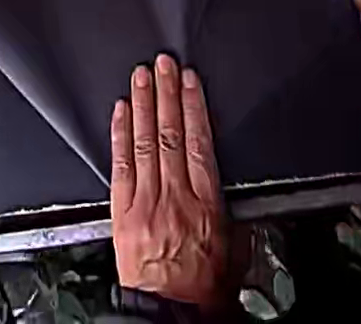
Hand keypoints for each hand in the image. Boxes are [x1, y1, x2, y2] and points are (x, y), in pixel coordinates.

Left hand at [111, 55, 228, 308]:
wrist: (169, 321)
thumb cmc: (203, 291)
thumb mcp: (235, 248)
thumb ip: (233, 210)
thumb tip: (240, 189)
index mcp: (205, 202)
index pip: (197, 141)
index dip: (192, 105)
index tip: (188, 78)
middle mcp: (174, 196)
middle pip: (170, 133)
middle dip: (166, 93)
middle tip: (162, 62)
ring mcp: (145, 202)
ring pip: (145, 142)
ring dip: (143, 104)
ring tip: (141, 75)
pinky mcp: (122, 213)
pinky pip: (120, 166)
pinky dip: (120, 135)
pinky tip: (120, 111)